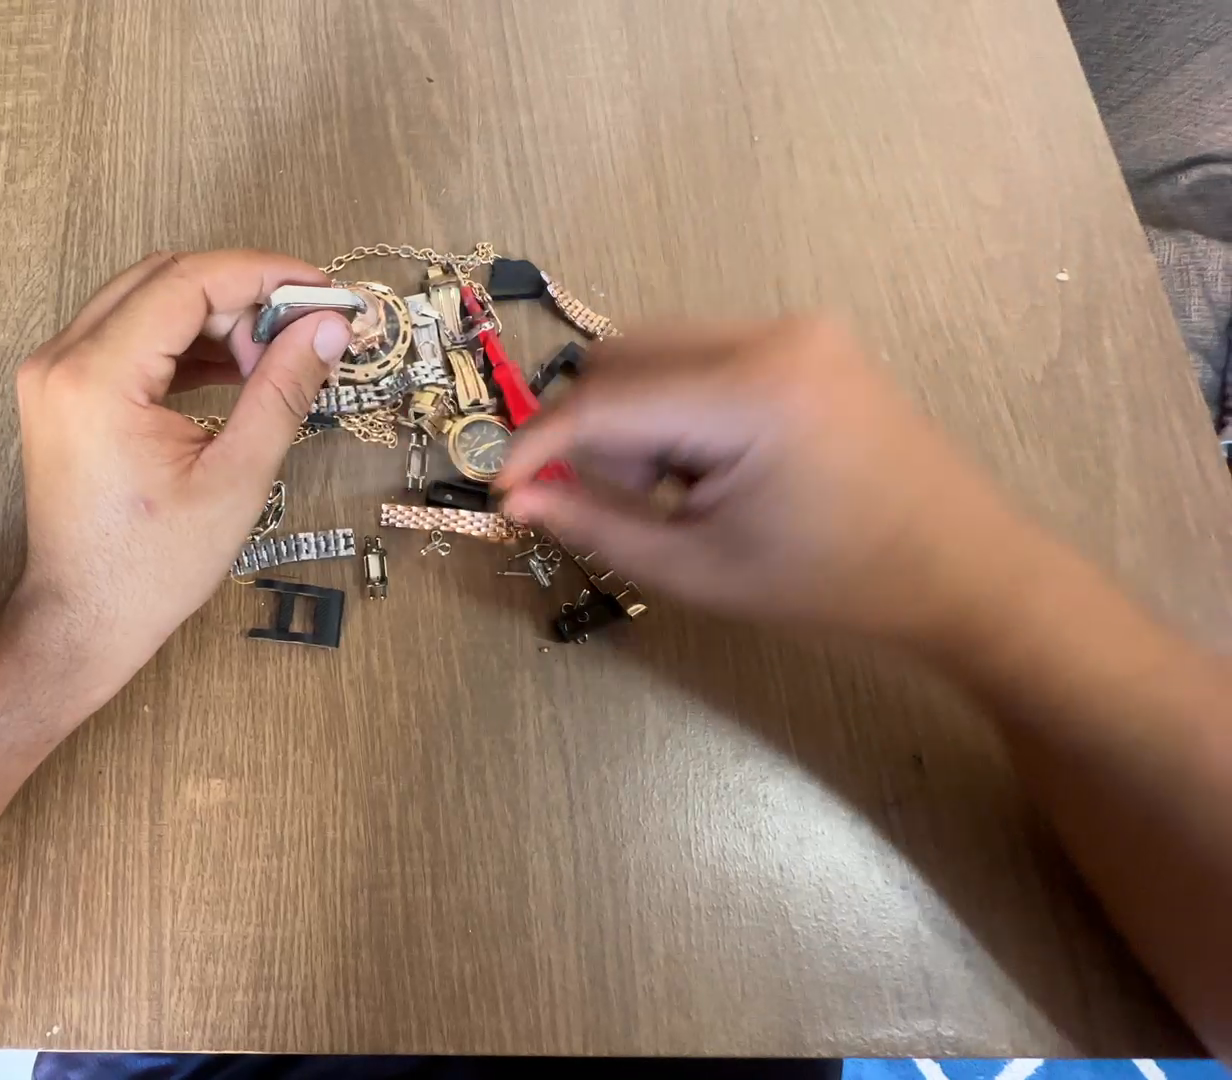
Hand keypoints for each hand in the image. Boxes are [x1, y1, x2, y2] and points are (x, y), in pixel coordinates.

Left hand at [11, 250, 350, 691]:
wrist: (83, 618)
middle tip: (300, 328)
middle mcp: (60, 360)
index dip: (262, 274)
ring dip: (212, 317)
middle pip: (163, 280)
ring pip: (144, 303)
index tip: (319, 290)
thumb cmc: (153, 567)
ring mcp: (53, 374)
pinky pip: (128, 338)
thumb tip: (327, 328)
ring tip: (269, 356)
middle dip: (240, 294)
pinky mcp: (61, 391)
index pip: (187, 282)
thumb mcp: (235, 479)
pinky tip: (229, 369)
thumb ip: (282, 391)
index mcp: (97, 378)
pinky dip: (181, 344)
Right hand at [496, 317, 1042, 644]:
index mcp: (751, 394)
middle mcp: (771, 335)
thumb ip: (590, 524)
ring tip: (676, 483)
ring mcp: (791, 328)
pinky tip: (704, 460)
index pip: (601, 402)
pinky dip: (666, 408)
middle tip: (627, 494)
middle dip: (593, 430)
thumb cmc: (827, 584)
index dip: (535, 445)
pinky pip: (688, 358)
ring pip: (648, 354)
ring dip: (630, 419)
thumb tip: (514, 498)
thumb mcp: (691, 567)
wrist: (966, 573)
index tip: (500, 486)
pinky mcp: (798, 341)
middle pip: (617, 358)